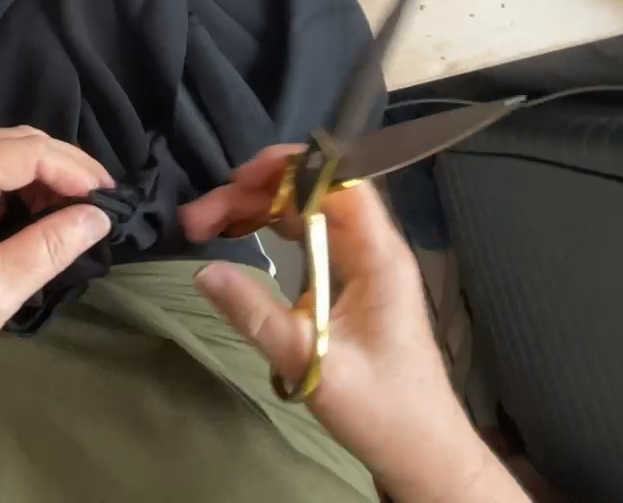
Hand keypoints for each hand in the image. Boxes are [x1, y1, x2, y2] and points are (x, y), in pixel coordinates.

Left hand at [0, 127, 113, 405]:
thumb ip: (47, 248)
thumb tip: (99, 216)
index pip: (24, 151)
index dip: (72, 167)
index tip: (109, 199)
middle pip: (18, 144)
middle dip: (66, 167)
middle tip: (106, 202)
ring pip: (11, 158)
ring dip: (51, 178)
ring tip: (87, 211)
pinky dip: (32, 191)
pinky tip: (55, 215)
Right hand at [180, 149, 509, 499]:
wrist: (424, 455)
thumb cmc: (384, 412)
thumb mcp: (313, 364)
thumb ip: (257, 316)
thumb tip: (203, 271)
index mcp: (378, 258)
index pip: (341, 183)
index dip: (292, 168)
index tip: (240, 178)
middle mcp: (369, 248)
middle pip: (307, 192)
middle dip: (250, 194)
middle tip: (199, 218)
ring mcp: (356, 261)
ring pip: (299, 209)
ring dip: (251, 207)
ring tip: (203, 224)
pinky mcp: (343, 276)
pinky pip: (301, 231)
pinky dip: (263, 225)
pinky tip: (233, 234)